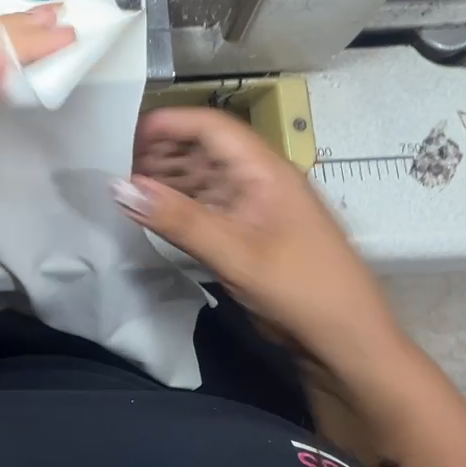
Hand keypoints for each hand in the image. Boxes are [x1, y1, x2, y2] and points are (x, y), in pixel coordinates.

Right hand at [116, 106, 391, 342]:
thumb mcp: (234, 253)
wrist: (347, 341)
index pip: (211, 127)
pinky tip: (154, 215)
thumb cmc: (300, 290)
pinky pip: (209, 206)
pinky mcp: (250, 233)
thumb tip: (120, 187)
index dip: (168, 124)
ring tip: (128, 189)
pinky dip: (180, 205)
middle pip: (205, 149)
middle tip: (118, 165)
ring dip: (168, 179)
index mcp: (265, 171)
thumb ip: (176, 218)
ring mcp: (256, 207)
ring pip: (205, 178)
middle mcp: (259, 180)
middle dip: (162, 152)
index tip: (125, 135)